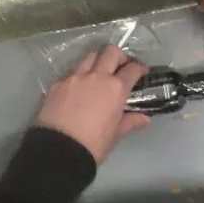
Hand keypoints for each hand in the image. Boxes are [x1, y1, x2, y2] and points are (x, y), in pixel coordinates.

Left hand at [35, 44, 151, 163]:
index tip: (142, 71)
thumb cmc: (93, 145)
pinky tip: (79, 87)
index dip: (140, 68)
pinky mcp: (57, 83)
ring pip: (90, 56)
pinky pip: (72, 71)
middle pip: (111, 52)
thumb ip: (130, 122)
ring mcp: (75, 77)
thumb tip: (146, 119)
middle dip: (119, 56)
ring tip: (99, 73)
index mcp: (115, 88)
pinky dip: (79, 74)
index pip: (132, 69)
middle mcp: (97, 76)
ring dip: (98, 60)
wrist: (57, 151)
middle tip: (121, 66)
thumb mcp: (115, 135)